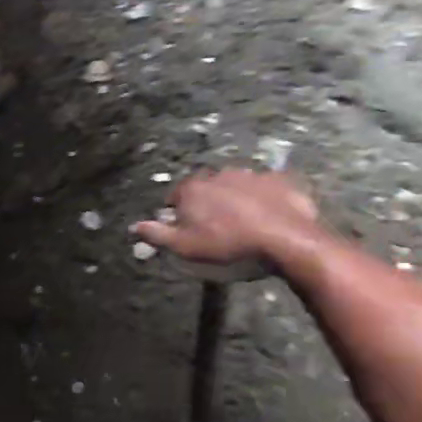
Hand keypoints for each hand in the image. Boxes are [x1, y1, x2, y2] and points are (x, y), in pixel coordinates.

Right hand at [132, 170, 320, 265]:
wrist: (287, 241)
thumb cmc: (228, 245)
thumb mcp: (185, 248)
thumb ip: (157, 235)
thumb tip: (134, 226)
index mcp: (193, 188)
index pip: (175, 197)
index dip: (179, 215)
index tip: (188, 232)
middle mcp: (219, 174)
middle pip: (206, 189)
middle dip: (208, 204)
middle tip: (217, 230)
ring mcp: (252, 174)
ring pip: (236, 186)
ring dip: (236, 200)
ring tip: (245, 226)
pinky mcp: (281, 180)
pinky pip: (267, 189)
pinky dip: (265, 200)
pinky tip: (269, 218)